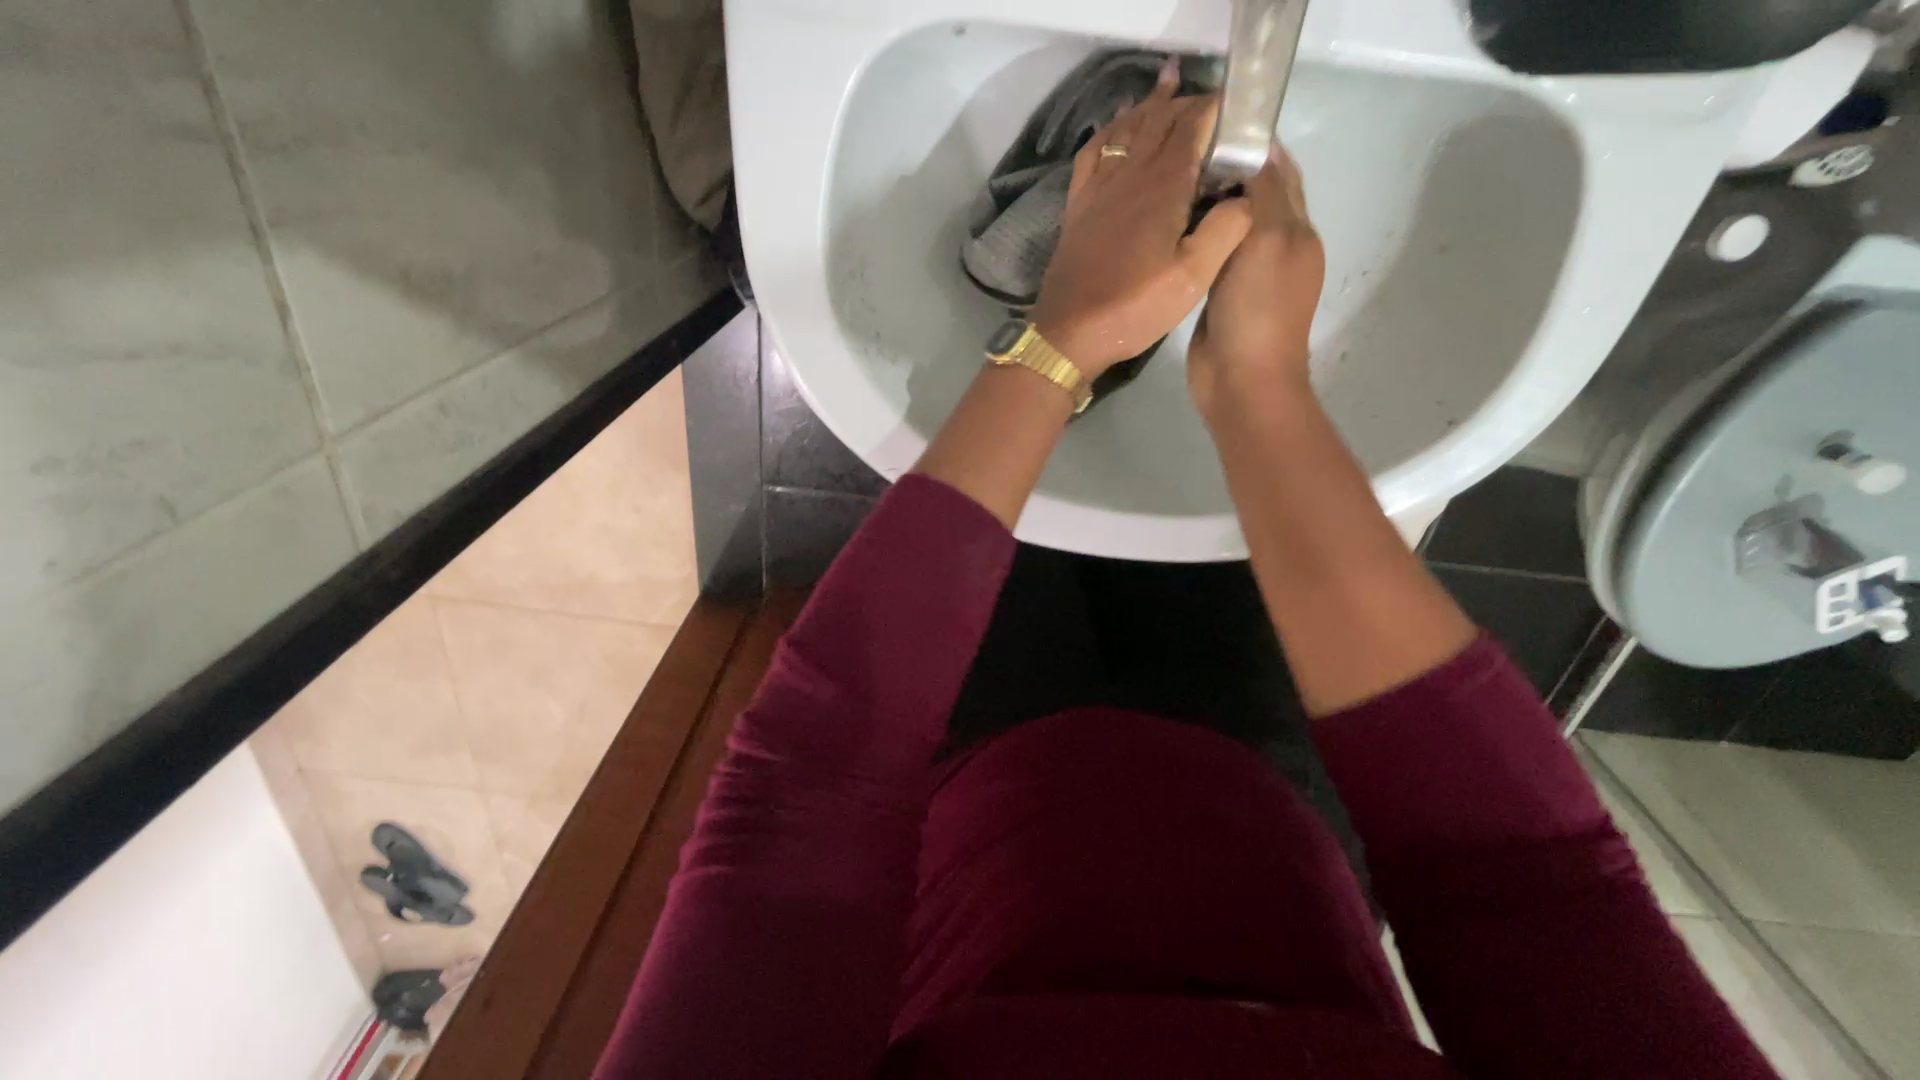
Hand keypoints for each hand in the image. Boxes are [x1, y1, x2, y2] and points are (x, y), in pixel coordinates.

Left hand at [1029, 60, 1252, 376]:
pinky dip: (1110, 132)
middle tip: (1209, 103)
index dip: (1215, 111)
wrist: (1070, 332)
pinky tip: (1116, 131)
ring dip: (1149, 107)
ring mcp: (1098, 188)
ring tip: (1167, 90)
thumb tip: (1245, 196)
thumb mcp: (1194, 277)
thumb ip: (1227, 230)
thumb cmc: (1135, 308)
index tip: (1238, 110)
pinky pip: (1094, 153)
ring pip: (1126, 130)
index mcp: (1163, 187)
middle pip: (1159, 121)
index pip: (1192, 127)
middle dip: (1186, 104)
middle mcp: (1129, 175)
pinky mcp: (1079, 206)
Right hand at [1188, 144, 1324, 419]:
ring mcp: (1249, 274)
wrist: (1242, 379)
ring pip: (1229, 225)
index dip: (1252, 145)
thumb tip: (1255, 149)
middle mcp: (1278, 246)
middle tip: (1179, 154)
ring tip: (1170, 183)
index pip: (1279, 170)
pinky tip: (1171, 227)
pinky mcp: (1224, 296)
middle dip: (1224, 172)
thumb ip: (1263, 191)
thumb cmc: (1259, 307)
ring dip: (1207, 205)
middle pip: (1253, 196)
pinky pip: (1212, 254)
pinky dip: (1197, 236)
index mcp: (1297, 228)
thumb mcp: (1267, 237)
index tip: (1211, 126)